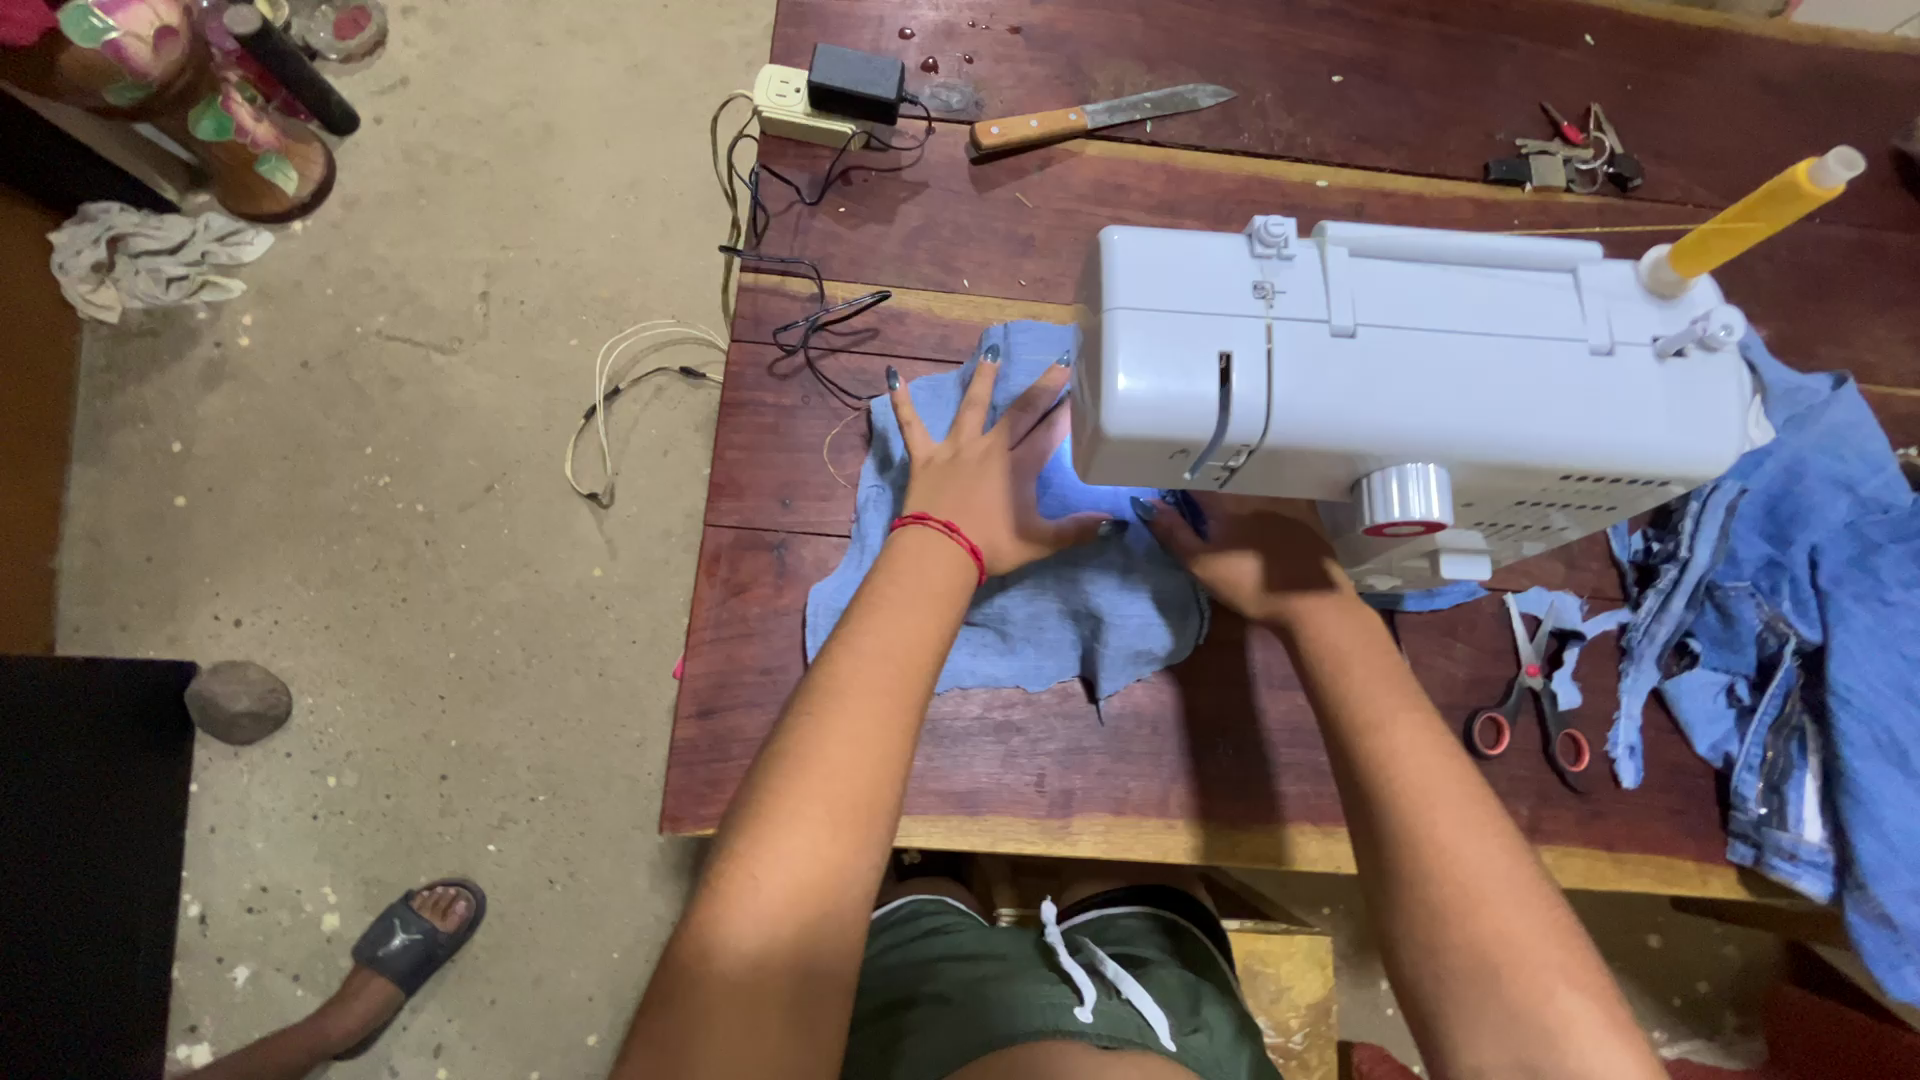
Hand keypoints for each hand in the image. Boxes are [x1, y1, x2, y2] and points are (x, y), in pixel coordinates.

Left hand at [888, 357, 1111, 576]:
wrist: (940, 552)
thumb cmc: (990, 548)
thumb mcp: (1040, 542)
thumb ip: (1076, 530)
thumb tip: (1114, 523)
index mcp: (1019, 466)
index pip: (1050, 433)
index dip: (1068, 411)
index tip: (1084, 389)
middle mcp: (990, 448)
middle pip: (1021, 411)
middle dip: (1043, 387)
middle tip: (1060, 363)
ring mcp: (956, 448)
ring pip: (971, 406)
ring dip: (983, 379)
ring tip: (991, 353)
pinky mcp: (925, 456)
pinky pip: (911, 425)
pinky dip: (902, 403)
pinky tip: (893, 378)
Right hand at [1138, 491, 1357, 627]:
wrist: (1311, 604)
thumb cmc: (1249, 585)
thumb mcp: (1201, 565)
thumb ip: (1173, 532)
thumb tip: (1146, 503)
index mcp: (1225, 501)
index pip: (1195, 481)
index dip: (1180, 484)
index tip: (1170, 490)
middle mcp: (1255, 490)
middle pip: (1225, 478)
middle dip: (1209, 482)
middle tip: (1199, 495)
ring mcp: (1285, 498)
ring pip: (1254, 481)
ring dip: (1238, 484)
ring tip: (1229, 497)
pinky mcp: (1307, 511)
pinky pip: (1280, 489)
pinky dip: (1266, 491)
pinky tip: (1262, 508)